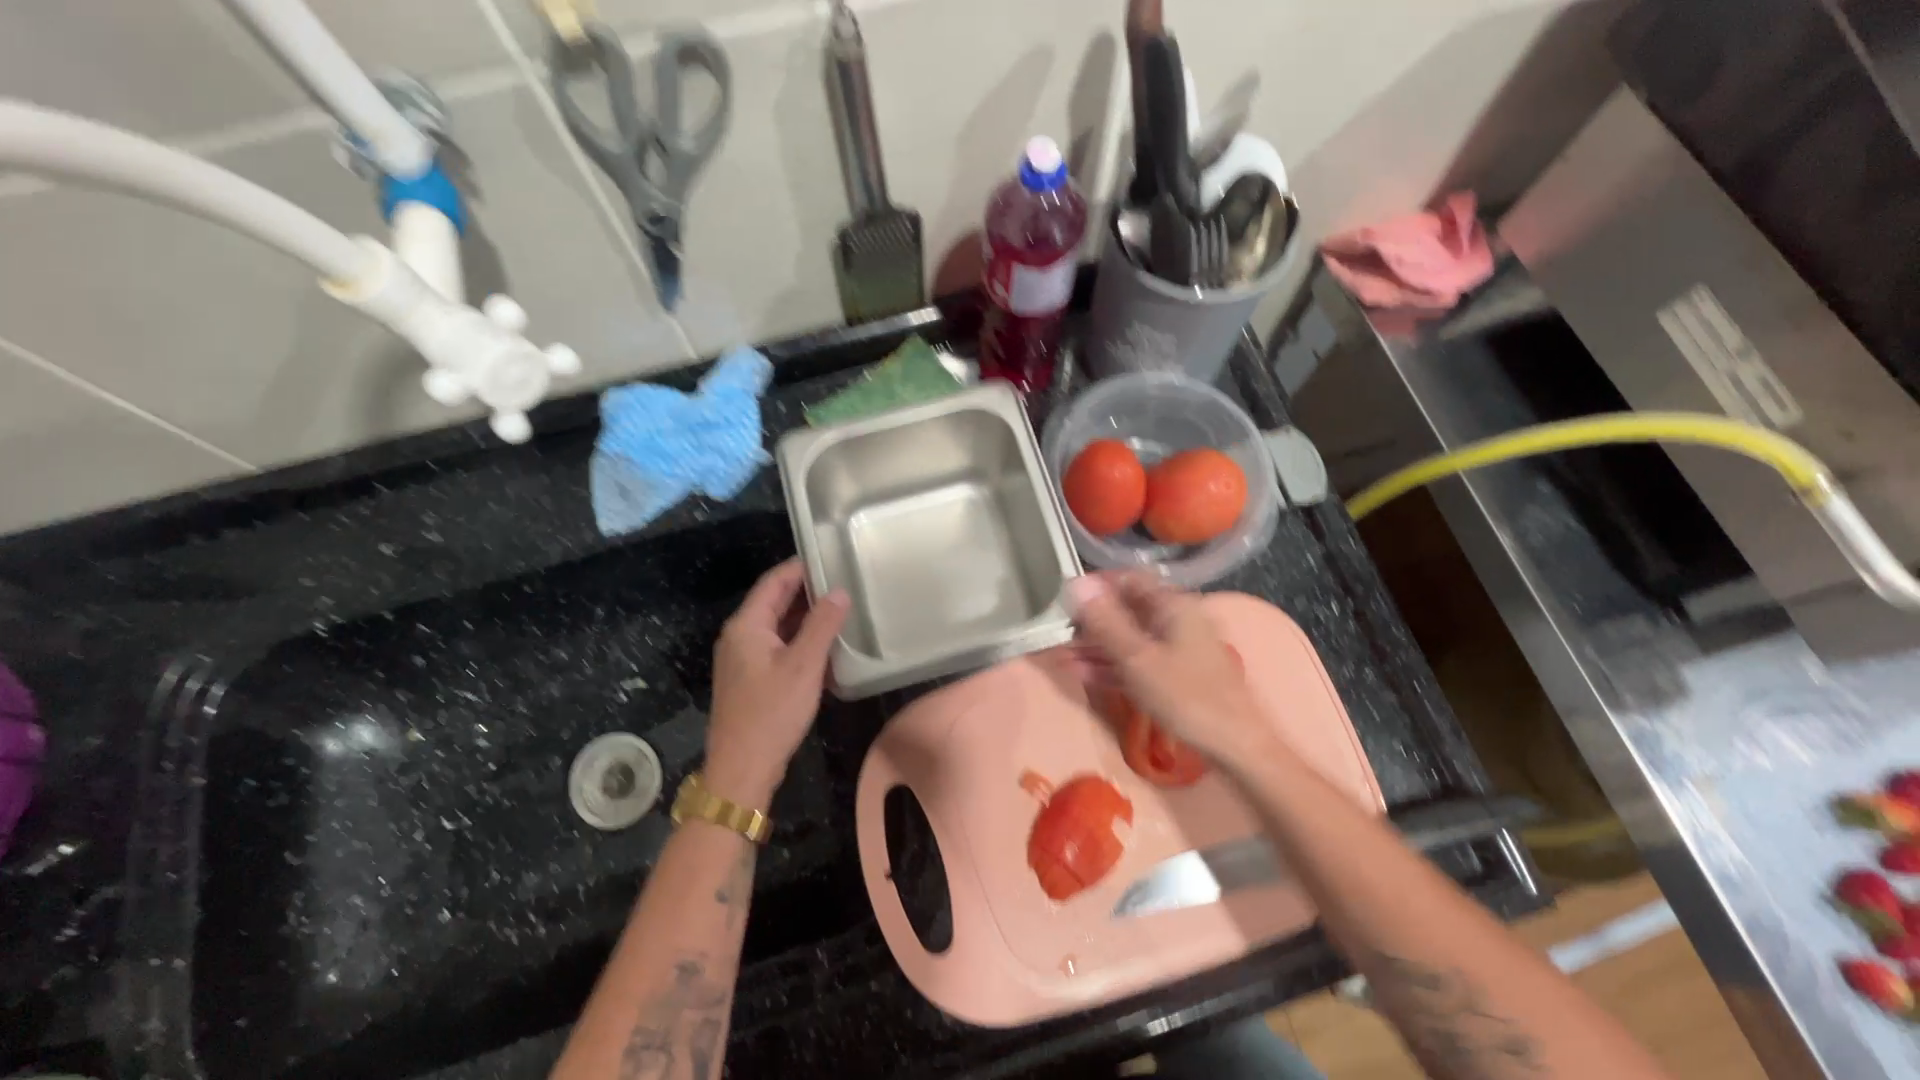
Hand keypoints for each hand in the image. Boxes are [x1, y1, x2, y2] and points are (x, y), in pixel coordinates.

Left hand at [704, 559, 849, 807]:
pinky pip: (778, 648)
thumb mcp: (804, 666)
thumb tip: (840, 591)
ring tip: (844, 610)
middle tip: (846, 582)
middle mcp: (740, 636)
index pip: (774, 581)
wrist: (742, 769)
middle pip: (775, 602)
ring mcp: (743, 659)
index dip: (801, 567)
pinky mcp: (751, 680)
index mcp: (746, 625)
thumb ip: (822, 625)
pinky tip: (828, 649)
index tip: (833, 557)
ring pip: (778, 627)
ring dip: (807, 619)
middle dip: (808, 592)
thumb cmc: (772, 713)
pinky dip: (801, 643)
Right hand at [1064, 572, 1276, 763]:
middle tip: (1054, 632)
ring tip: (1057, 655)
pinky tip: (1080, 674)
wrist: (1234, 744)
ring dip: (1095, 646)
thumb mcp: (1137, 658)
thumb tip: (1077, 582)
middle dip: (1090, 621)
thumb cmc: (1185, 696)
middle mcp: (1176, 620)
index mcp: (1173, 605)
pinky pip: (1136, 661)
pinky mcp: (1175, 676)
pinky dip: (1111, 666)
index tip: (1063, 599)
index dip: (1095, 586)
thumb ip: (1105, 621)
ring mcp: (1176, 649)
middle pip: (1126, 610)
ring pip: (1128, 639)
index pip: (1128, 580)